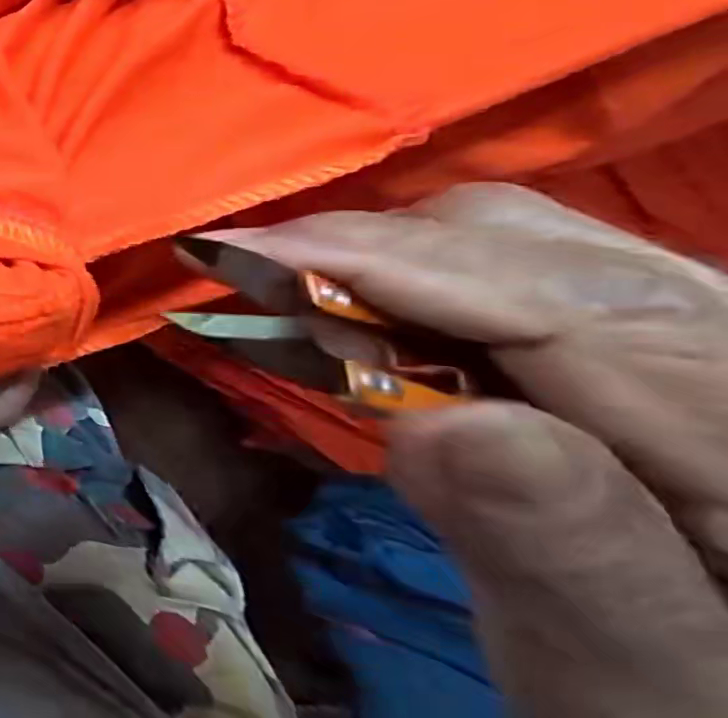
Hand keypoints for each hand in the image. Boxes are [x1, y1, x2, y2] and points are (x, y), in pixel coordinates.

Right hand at [201, 184, 727, 716]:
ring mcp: (689, 333)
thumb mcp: (627, 670)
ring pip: (503, 242)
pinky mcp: (627, 339)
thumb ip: (557, 546)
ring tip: (292, 310)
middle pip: (525, 245)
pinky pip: (496, 272)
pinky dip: (398, 284)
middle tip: (254, 295)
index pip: (560, 303)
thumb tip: (438, 423)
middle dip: (363, 257)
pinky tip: (350, 324)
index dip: (379, 262)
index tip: (233, 252)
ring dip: (373, 267)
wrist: (707, 684)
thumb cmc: (670, 699)